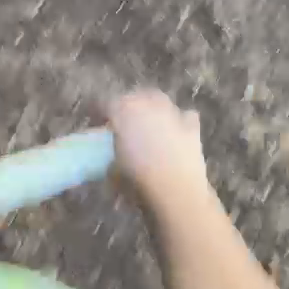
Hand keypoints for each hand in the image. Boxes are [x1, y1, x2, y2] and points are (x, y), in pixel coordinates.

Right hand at [105, 90, 209, 211]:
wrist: (177, 191)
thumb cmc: (137, 179)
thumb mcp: (112, 166)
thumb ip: (111, 151)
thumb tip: (113, 151)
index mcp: (121, 110)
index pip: (104, 102)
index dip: (99, 111)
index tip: (98, 123)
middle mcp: (145, 103)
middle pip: (132, 96)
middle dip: (126, 106)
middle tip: (124, 124)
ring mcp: (170, 112)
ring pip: (158, 99)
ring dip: (152, 107)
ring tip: (149, 124)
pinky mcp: (191, 125)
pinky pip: (184, 115)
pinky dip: (179, 121)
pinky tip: (176, 131)